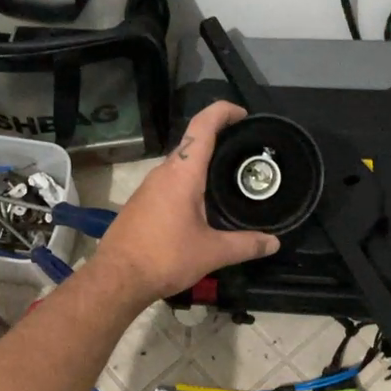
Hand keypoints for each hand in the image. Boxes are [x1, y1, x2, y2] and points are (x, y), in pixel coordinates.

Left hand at [92, 101, 279, 301]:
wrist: (117, 279)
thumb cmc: (165, 258)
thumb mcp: (212, 253)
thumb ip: (245, 245)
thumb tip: (273, 243)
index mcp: (182, 173)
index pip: (203, 126)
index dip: (223, 112)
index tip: (242, 115)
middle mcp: (162, 173)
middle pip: (192, 145)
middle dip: (219, 142)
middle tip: (245, 153)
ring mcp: (147, 188)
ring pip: (179, 166)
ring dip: (202, 166)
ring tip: (229, 180)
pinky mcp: (140, 204)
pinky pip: (169, 184)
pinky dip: (189, 185)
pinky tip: (202, 206)